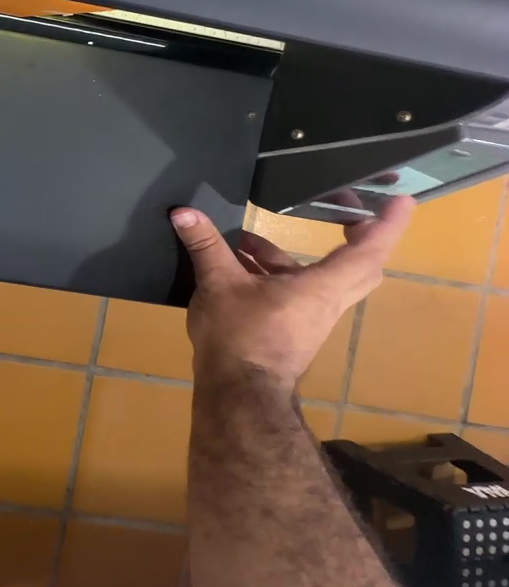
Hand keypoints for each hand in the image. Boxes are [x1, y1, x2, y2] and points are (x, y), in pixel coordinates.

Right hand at [172, 198, 413, 391]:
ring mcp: (309, 314)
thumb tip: (184, 212)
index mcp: (320, 286)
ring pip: (316, 277)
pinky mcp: (290, 324)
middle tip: (344, 215)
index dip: (387, 224)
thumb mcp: (217, 283)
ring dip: (285, 255)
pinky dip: (269, 272)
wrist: (241, 385)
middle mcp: (326, 299)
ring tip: (243, 239)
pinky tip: (230, 268)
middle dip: (356, 238)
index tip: (402, 201)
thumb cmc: (240, 333)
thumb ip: (204, 246)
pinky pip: (291, 289)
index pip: (367, 251)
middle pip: (357, 266)